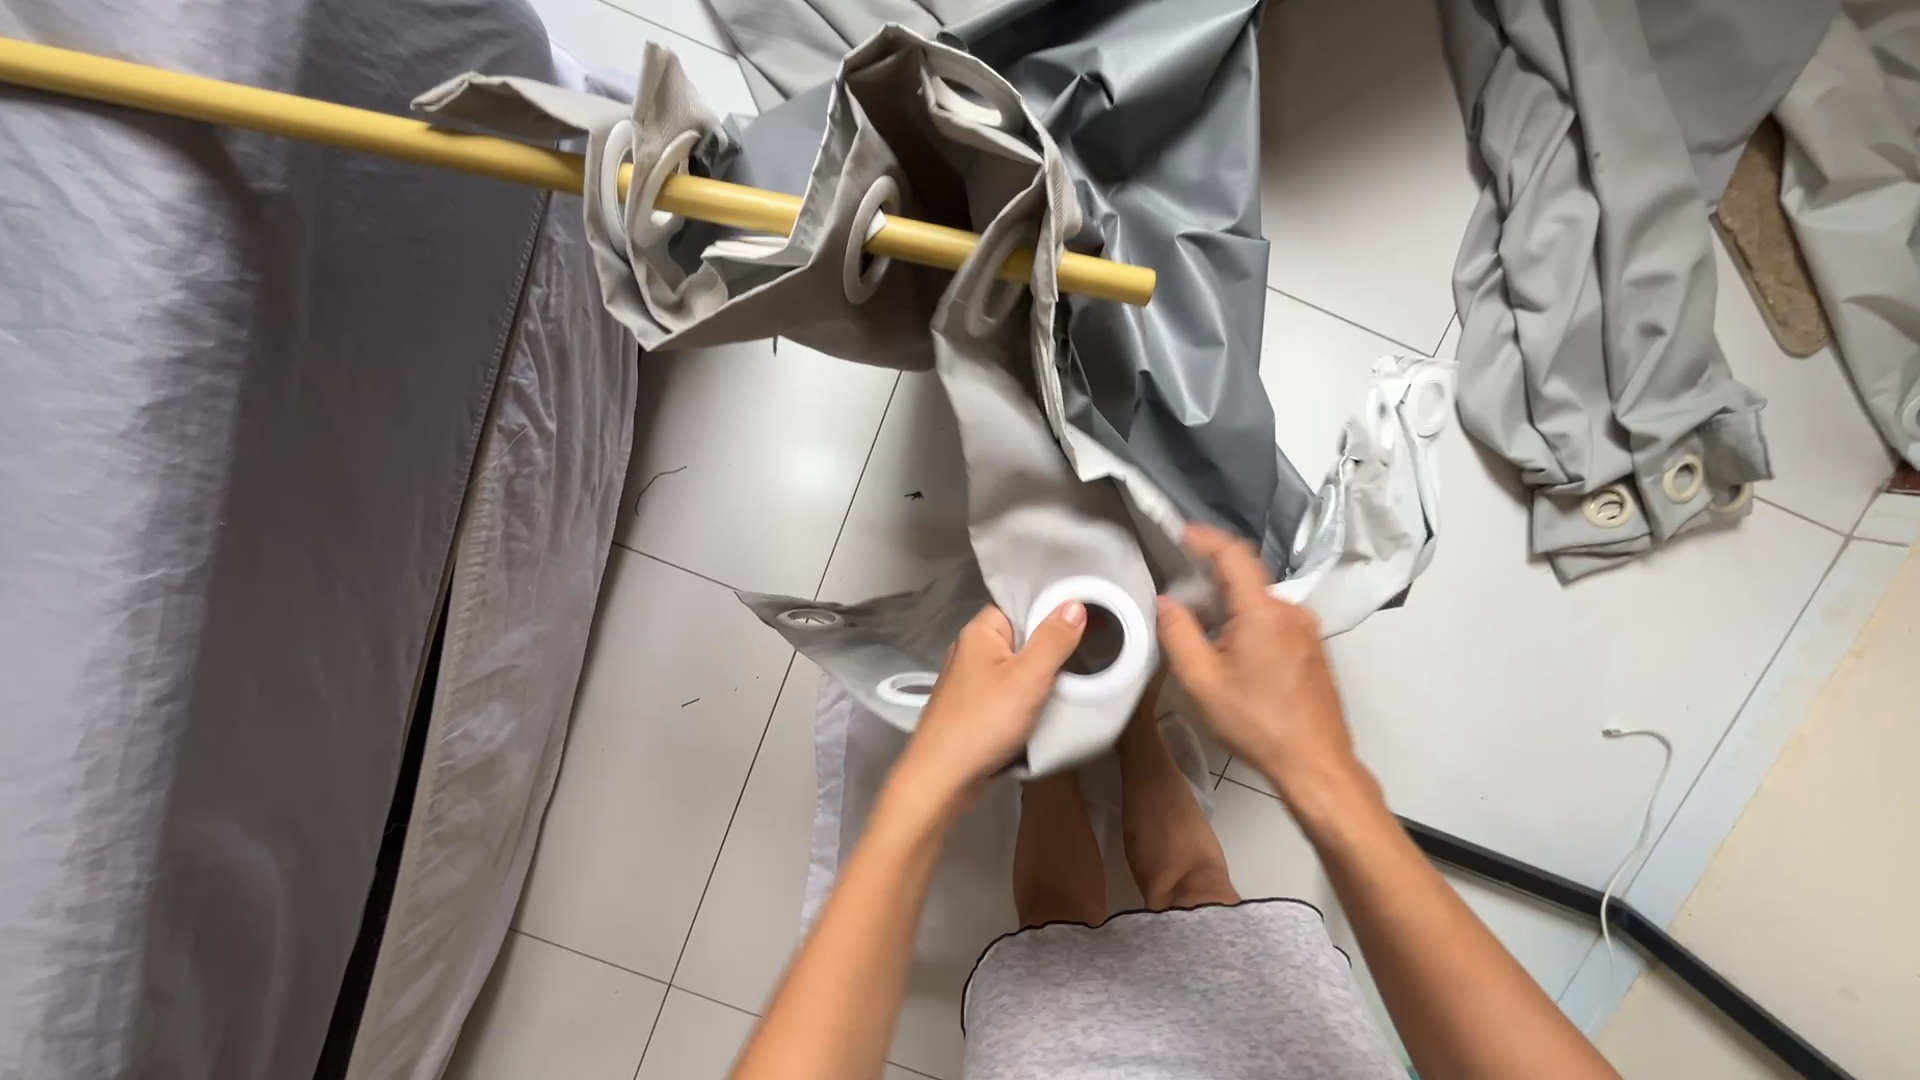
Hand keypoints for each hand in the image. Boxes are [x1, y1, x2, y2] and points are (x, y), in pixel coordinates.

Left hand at [893, 601, 1086, 806]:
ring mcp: (967, 681)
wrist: (941, 778)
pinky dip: (1024, 698)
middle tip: (1085, 652)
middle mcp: (969, 650)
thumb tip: (1074, 604)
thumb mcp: (1028, 678)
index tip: (1082, 620)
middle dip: (1047, 647)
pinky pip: (1005, 692)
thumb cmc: (984, 722)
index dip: (1048, 611)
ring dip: (1037, 676)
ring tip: (1071, 680)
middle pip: (1018, 638)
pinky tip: (1044, 707)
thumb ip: (1053, 640)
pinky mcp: (970, 708)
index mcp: (978, 632)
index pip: (1018, 606)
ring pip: (1013, 667)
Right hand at [1155, 524, 1368, 812]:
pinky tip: (1229, 651)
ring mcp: (1307, 630)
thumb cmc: (1257, 724)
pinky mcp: (1312, 648)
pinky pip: (1273, 619)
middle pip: (1246, 577)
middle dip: (1210, 578)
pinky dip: (1246, 621)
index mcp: (1262, 612)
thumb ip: (1178, 634)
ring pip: (1259, 600)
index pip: (1234, 555)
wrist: (1316, 764)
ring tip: (1199, 630)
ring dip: (1228, 605)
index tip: (1180, 532)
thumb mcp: (1201, 681)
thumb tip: (1167, 602)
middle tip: (1178, 594)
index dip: (1205, 538)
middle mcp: (1291, 611)